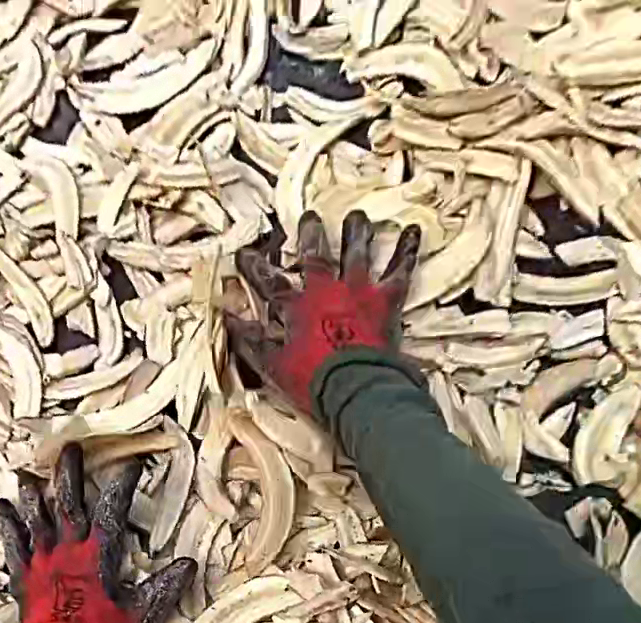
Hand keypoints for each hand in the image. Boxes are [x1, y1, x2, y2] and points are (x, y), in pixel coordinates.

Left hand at [0, 443, 194, 622]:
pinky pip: (11, 544)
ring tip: (27, 476)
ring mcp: (42, 560)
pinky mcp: (23, 575)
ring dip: (32, 495)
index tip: (132, 461)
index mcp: (98, 554)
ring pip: (35, 517)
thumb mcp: (143, 614)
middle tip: (69, 447)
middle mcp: (68, 548)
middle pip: (67, 500)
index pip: (113, 507)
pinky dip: (4, 525)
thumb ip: (164, 587)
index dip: (123, 482)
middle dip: (69, 472)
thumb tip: (190, 563)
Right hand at [228, 210, 423, 414]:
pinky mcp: (386, 301)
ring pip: (357, 254)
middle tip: (309, 217)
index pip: (269, 281)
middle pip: (316, 256)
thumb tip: (228, 319)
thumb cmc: (310, 380)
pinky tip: (412, 232)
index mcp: (296, 307)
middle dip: (310, 235)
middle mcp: (327, 290)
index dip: (255, 267)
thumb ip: (250, 339)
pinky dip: (405, 251)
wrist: (355, 389)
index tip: (244, 253)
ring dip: (356, 233)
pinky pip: (399, 270)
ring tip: (357, 216)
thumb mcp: (271, 364)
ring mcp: (359, 292)